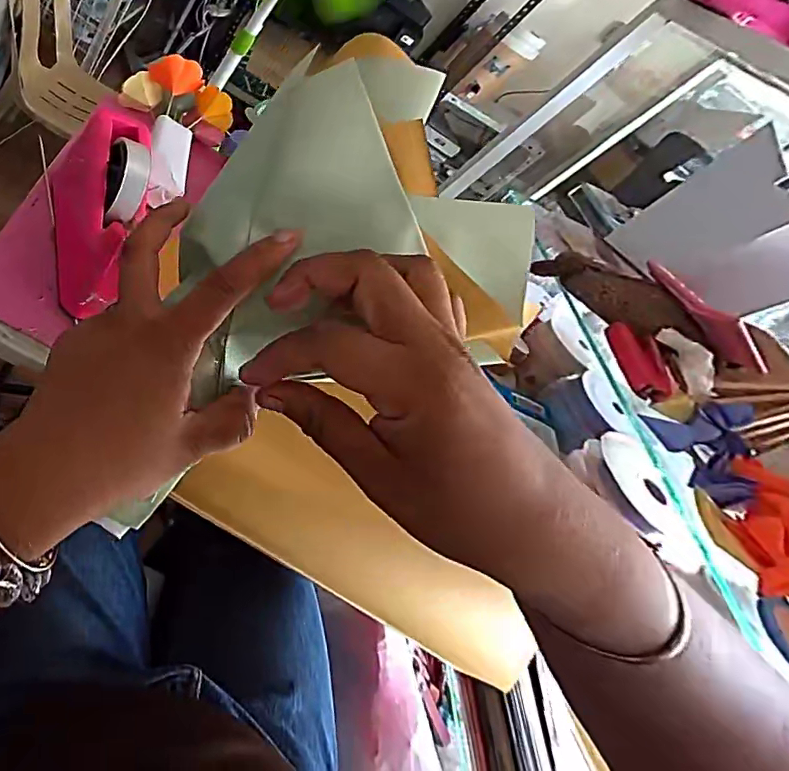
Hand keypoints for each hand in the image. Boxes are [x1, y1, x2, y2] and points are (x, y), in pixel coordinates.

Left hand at [0, 201, 300, 556]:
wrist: (40, 475)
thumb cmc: (120, 462)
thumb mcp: (186, 449)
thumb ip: (229, 422)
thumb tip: (252, 396)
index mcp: (166, 344)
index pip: (221, 289)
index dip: (256, 259)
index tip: (282, 235)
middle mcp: (129, 322)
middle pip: (142, 250)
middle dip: (164, 219)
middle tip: (184, 205)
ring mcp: (94, 328)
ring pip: (131, 304)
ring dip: (150, 314)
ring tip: (153, 372)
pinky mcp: (71, 342)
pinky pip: (110, 332)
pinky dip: (127, 343)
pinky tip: (122, 384)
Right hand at [237, 251, 580, 596]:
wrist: (536, 521)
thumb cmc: (459, 511)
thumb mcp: (379, 476)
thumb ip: (322, 422)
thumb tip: (268, 391)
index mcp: (412, 378)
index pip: (329, 341)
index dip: (280, 354)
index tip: (251, 374)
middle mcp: (434, 342)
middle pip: (369, 271)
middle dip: (314, 274)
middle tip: (277, 301)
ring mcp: (452, 337)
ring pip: (406, 267)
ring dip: (357, 270)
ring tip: (322, 297)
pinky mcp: (460, 344)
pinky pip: (431, 290)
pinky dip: (394, 284)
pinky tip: (371, 312)